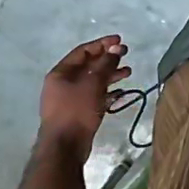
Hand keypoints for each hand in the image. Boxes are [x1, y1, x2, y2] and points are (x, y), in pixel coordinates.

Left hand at [39, 34, 129, 154]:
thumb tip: (116, 47)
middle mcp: (62, 84)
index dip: (102, 44)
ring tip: (128, 72)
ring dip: (110, 75)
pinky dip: (107, 91)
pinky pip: (93, 95)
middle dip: (108, 59)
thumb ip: (105, 64)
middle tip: (126, 55)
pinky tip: (120, 91)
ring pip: (92, 81)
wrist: (64, 147)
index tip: (120, 41)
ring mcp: (69, 99)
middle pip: (88, 65)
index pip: (83, 51)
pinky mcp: (77, 112)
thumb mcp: (93, 83)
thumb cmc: (76, 110)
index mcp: (60, 73)